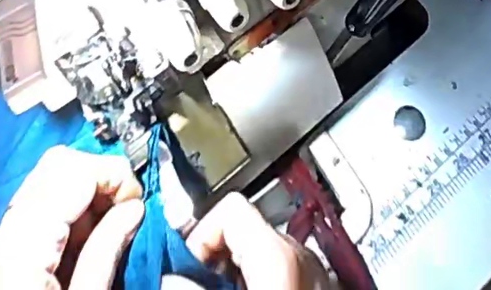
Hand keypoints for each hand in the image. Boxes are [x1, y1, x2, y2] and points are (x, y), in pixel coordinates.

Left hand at [0, 147, 145, 289]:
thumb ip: (106, 254)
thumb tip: (132, 211)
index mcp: (23, 246)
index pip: (77, 170)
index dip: (116, 177)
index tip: (138, 205)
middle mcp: (4, 238)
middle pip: (58, 167)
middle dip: (100, 178)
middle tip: (125, 212)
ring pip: (47, 185)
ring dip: (85, 195)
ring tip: (109, 232)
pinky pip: (38, 214)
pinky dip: (67, 216)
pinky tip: (84, 248)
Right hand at [179, 193, 331, 289]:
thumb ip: (199, 282)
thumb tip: (171, 275)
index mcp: (283, 254)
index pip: (230, 208)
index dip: (199, 235)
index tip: (181, 268)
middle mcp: (306, 257)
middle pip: (246, 229)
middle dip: (214, 255)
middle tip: (193, 282)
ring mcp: (319, 277)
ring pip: (264, 253)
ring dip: (236, 271)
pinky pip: (286, 274)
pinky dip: (261, 280)